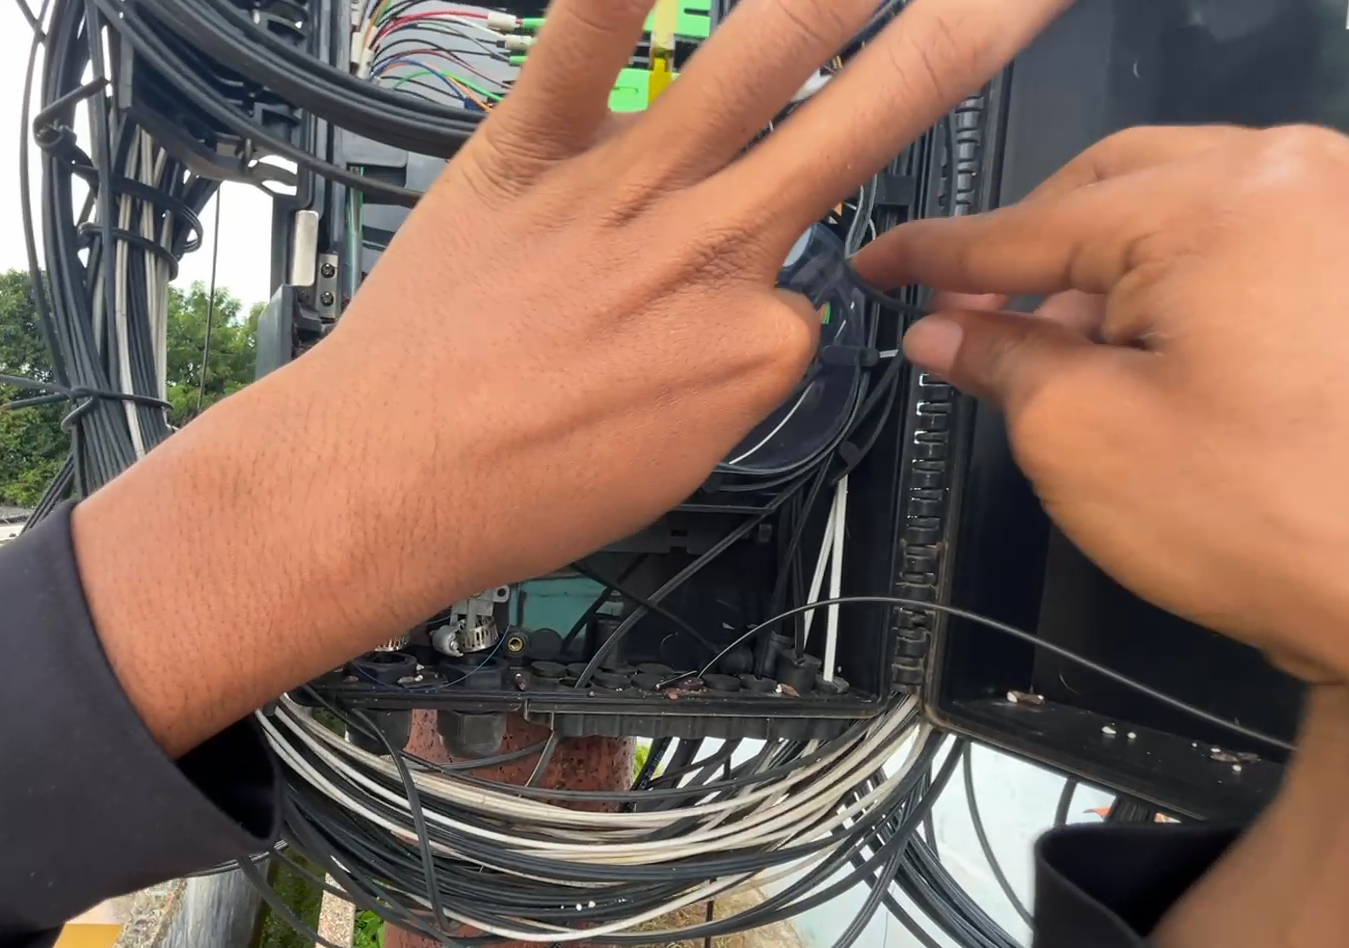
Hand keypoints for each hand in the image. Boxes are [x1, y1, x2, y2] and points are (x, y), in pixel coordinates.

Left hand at [78, 0, 1069, 754]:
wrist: (390, 487)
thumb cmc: (504, 500)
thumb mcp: (650, 480)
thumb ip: (705, 399)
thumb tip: (714, 357)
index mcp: (746, 352)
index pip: (799, 295)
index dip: (764, 307)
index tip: (726, 318)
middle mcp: (704, 256)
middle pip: (862, 123)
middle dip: (959, 36)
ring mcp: (620, 195)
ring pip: (758, 55)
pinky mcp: (526, 158)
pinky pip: (585, 38)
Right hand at [857, 126, 1348, 701]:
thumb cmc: (1250, 512)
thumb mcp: (1073, 429)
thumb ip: (995, 358)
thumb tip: (937, 330)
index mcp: (1221, 209)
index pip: (1025, 225)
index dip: (930, 252)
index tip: (873, 263)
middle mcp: (1316, 179)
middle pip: (1111, 181)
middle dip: (1021, 246)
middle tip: (961, 313)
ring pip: (1181, 205)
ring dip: (1091, 266)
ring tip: (1049, 346)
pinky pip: (1246, 237)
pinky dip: (1165, 277)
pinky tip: (1135, 346)